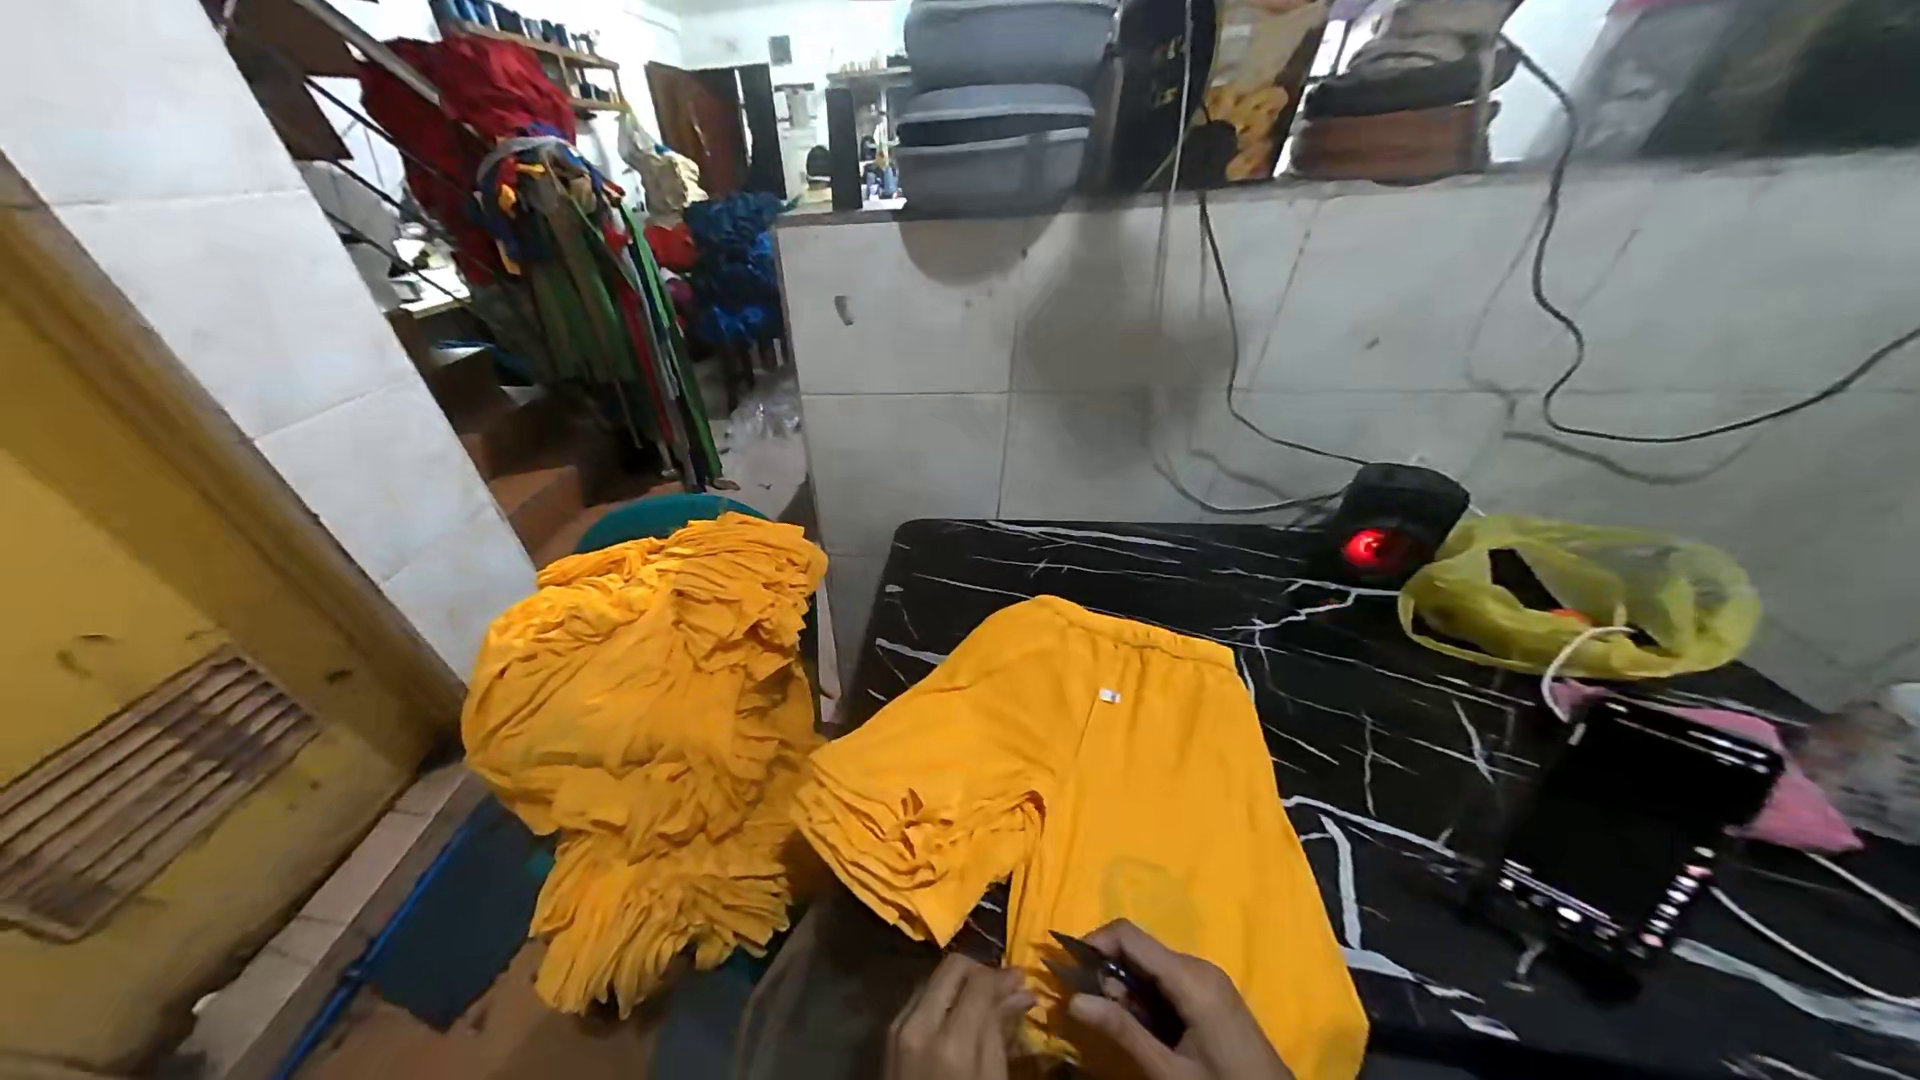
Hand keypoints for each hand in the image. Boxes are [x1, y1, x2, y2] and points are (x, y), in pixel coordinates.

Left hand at [886, 953, 1037, 1079]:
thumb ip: (999, 1032)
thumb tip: (1019, 990)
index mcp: (951, 1044)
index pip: (979, 981)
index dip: (1004, 976)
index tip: (1022, 980)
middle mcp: (920, 1025)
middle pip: (952, 966)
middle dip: (981, 970)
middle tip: (1003, 987)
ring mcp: (899, 1027)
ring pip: (935, 977)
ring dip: (961, 981)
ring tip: (984, 1000)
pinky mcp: (890, 1033)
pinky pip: (920, 996)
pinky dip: (943, 995)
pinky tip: (959, 1013)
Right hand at [1066, 920, 1293, 1079]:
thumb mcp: (1169, 1074)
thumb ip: (1122, 1031)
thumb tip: (1073, 1000)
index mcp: (1189, 978)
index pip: (1129, 935)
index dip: (1094, 943)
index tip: (1069, 970)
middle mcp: (1198, 966)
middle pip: (1138, 948)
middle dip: (1109, 971)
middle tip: (1096, 1011)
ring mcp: (1208, 978)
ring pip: (1150, 963)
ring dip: (1127, 986)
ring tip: (1122, 1026)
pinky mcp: (1212, 992)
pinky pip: (1168, 977)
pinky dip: (1147, 994)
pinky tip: (1146, 1028)